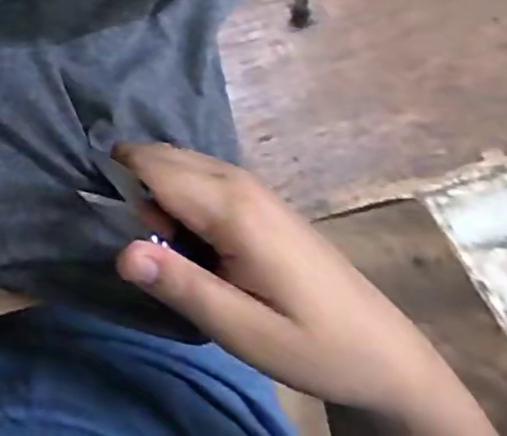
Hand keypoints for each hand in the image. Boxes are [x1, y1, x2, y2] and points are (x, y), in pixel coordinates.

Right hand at [112, 143, 495, 435]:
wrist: (385, 351)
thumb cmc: (313, 345)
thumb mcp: (245, 332)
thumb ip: (181, 286)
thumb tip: (120, 251)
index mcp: (231, 206)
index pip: (149, 165)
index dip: (121, 188)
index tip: (125, 231)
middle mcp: (234, 178)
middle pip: (157, 155)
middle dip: (135, 189)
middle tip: (155, 247)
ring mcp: (246, 180)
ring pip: (172, 159)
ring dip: (154, 192)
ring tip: (174, 247)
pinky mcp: (251, 191)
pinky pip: (192, 170)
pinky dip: (174, 192)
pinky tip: (193, 238)